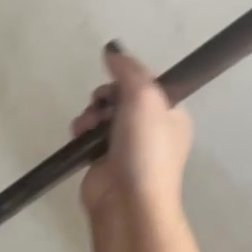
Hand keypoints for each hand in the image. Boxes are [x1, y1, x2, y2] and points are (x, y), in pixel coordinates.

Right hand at [71, 42, 192, 215]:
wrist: (128, 201)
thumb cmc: (144, 148)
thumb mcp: (144, 97)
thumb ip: (128, 69)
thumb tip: (112, 50)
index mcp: (171, 114)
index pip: (148, 82)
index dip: (129, 77)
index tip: (116, 80)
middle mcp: (152, 128)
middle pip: (121, 95)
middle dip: (106, 96)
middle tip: (102, 104)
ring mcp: (127, 145)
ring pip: (102, 112)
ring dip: (91, 113)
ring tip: (89, 124)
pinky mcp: (104, 158)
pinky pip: (89, 133)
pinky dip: (82, 130)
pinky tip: (80, 134)